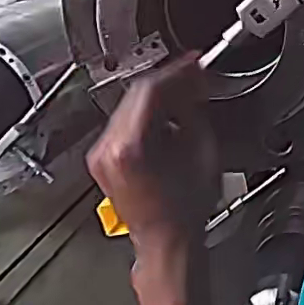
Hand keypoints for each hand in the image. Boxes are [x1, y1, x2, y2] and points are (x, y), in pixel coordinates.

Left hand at [87, 56, 217, 248]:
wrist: (166, 241)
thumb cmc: (184, 208)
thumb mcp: (200, 148)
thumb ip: (194, 108)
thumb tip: (192, 84)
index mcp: (129, 144)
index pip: (149, 89)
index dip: (176, 71)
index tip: (194, 63)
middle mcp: (108, 147)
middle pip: (136, 93)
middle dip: (169, 81)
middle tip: (193, 74)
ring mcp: (102, 154)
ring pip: (130, 105)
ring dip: (159, 96)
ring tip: (185, 94)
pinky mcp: (104, 159)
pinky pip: (125, 122)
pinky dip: (148, 113)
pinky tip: (169, 114)